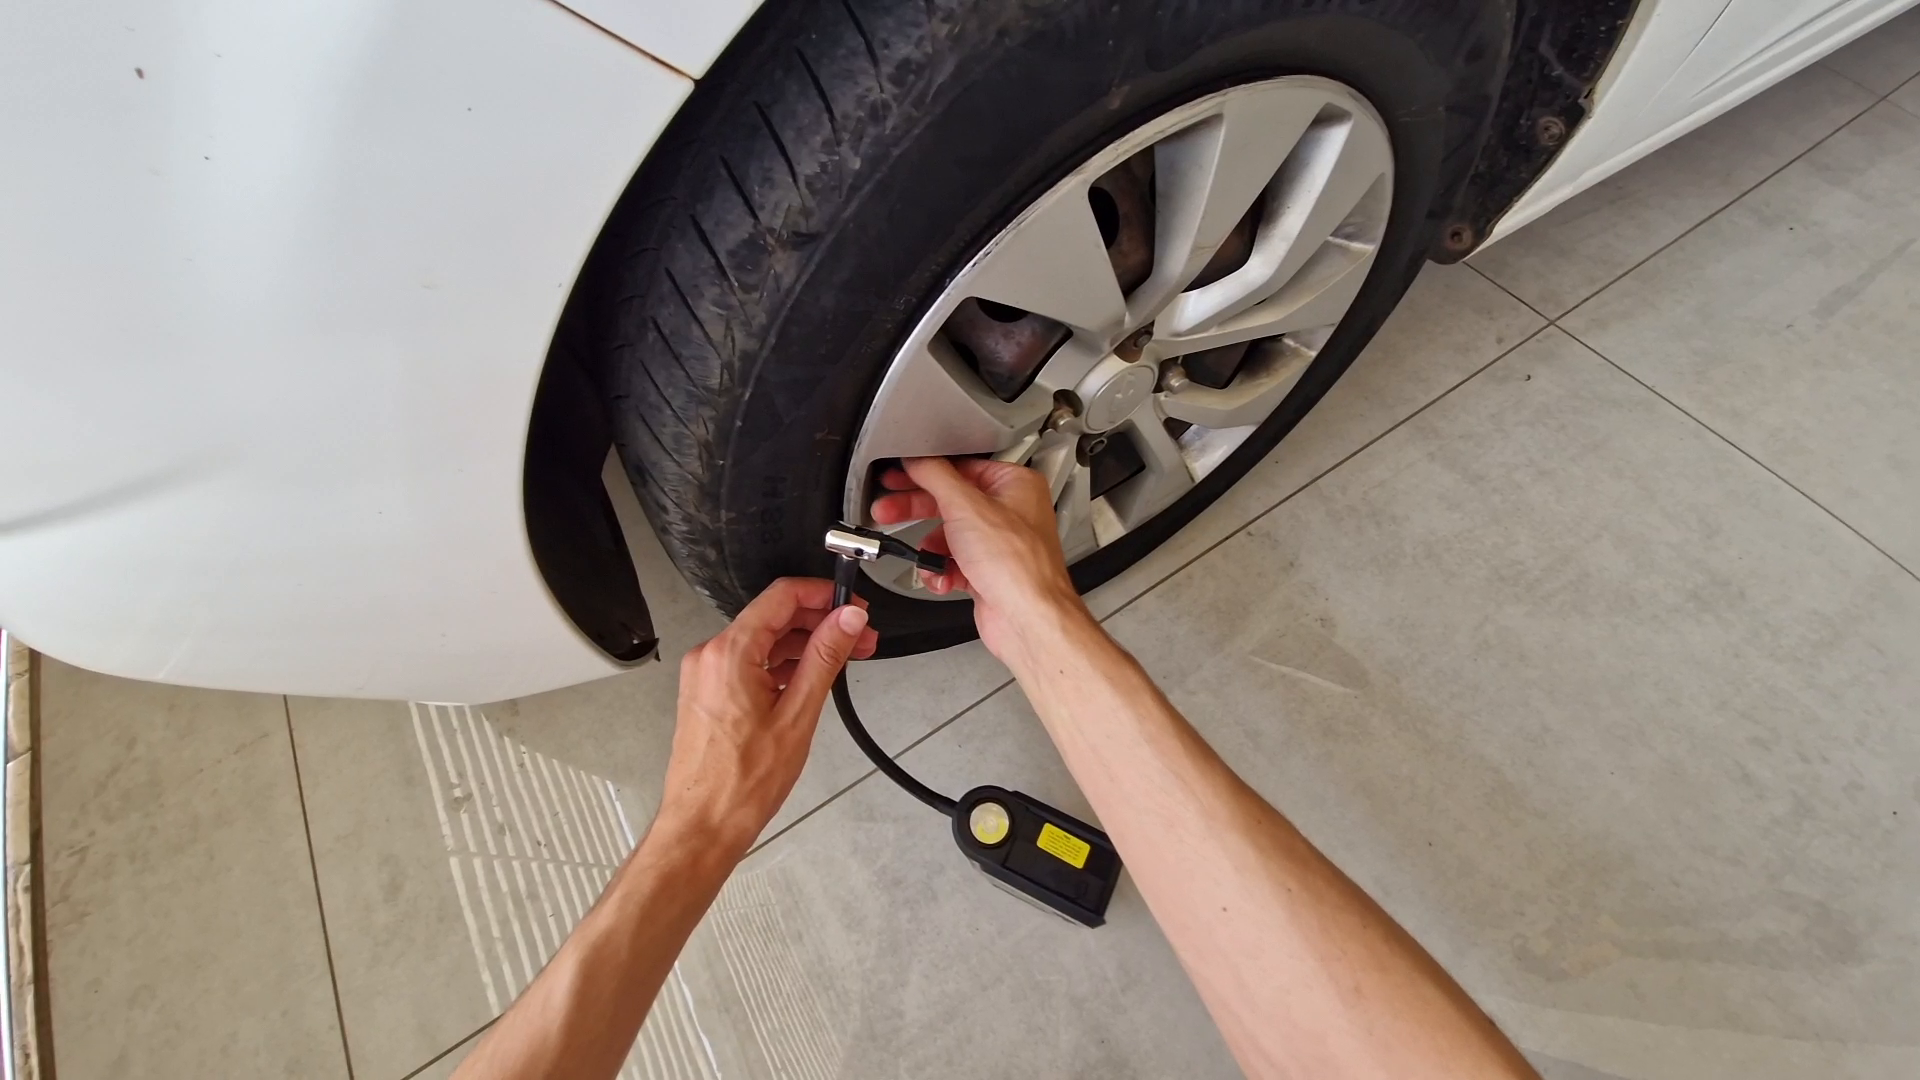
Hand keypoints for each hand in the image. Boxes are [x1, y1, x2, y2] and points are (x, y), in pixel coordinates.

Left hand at [658, 578, 877, 850]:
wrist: (702, 828)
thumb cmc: (741, 784)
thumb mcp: (798, 714)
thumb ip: (825, 656)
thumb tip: (847, 618)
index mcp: (730, 653)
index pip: (781, 596)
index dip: (823, 594)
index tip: (852, 604)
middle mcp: (711, 655)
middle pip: (774, 616)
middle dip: (821, 621)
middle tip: (859, 635)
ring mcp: (707, 674)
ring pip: (765, 640)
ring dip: (806, 644)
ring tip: (845, 657)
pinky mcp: (710, 692)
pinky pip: (751, 661)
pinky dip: (784, 663)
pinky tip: (812, 676)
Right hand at [869, 456, 1089, 659]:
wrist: (1026, 620)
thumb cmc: (1018, 566)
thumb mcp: (966, 507)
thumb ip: (936, 476)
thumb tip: (917, 459)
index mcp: (1015, 485)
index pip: (962, 467)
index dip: (926, 472)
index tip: (900, 475)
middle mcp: (1010, 512)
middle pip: (950, 501)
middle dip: (917, 510)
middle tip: (888, 509)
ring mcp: (999, 545)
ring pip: (948, 536)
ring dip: (932, 550)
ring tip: (925, 558)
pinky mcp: (987, 572)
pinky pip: (953, 564)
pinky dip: (942, 572)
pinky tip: (943, 578)